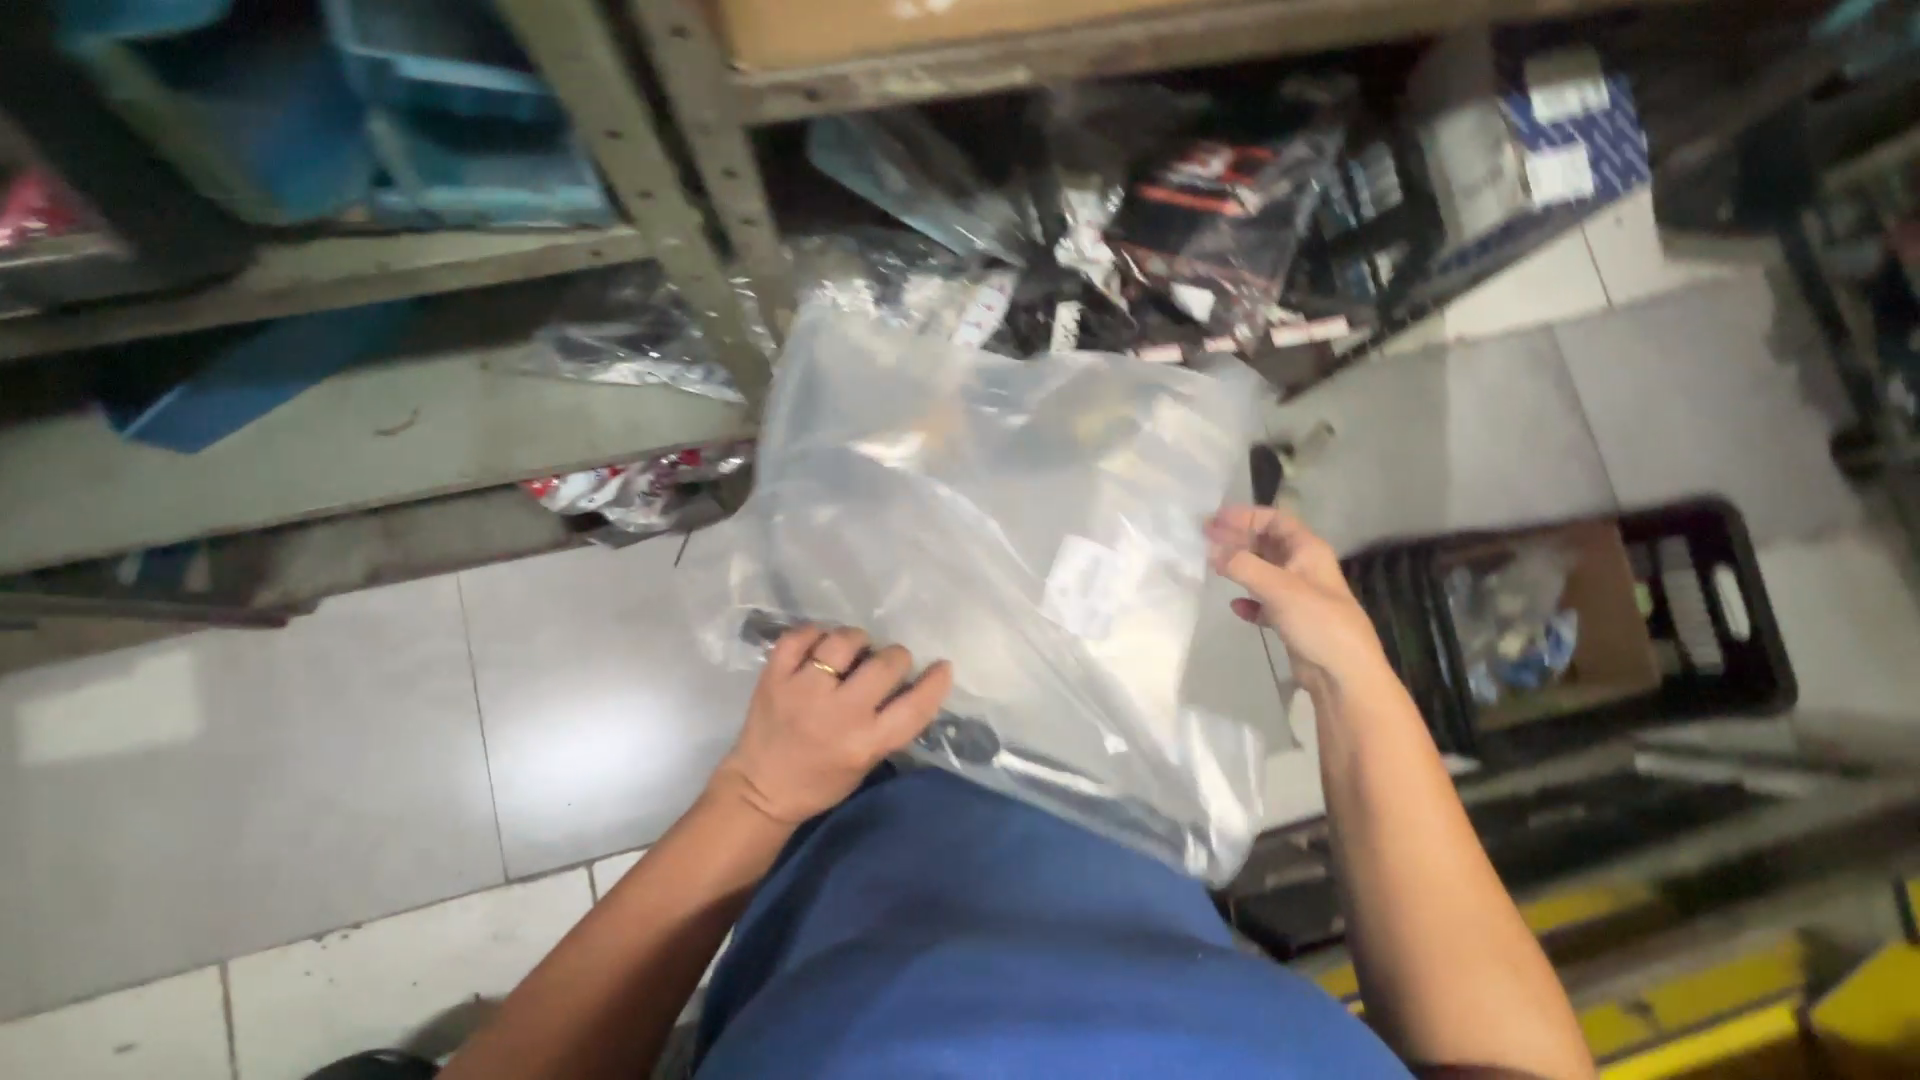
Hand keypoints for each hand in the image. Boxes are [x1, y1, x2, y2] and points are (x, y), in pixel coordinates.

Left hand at [709, 625, 954, 825]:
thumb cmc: (821, 781)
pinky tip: (820, 646)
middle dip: (894, 657)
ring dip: (858, 639)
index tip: (942, 666)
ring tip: (854, 648)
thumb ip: (890, 723)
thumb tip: (911, 679)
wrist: (760, 790)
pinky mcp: (774, 677)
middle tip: (887, 662)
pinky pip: (801, 636)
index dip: (935, 682)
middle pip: (884, 664)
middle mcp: (837, 714)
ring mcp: (802, 692)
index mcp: (865, 743)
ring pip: (843, 641)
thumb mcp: (868, 761)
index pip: (914, 706)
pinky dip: (815, 634)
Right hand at [1206, 504, 1390, 696]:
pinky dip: (1249, 601)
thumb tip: (1211, 550)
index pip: (1275, 520)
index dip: (1246, 516)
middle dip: (1238, 538)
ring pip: (1264, 572)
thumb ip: (1242, 566)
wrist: (1343, 673)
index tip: (1215, 518)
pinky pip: (1265, 603)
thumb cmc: (1317, 621)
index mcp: (1309, 551)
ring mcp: (1299, 596)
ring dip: (1240, 567)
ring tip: (1212, 565)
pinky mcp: (1292, 621)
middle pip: (1267, 544)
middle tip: (1205, 537)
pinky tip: (1236, 606)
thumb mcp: (1279, 587)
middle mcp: (1304, 568)